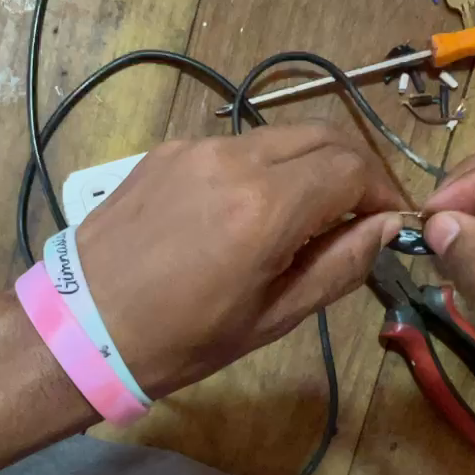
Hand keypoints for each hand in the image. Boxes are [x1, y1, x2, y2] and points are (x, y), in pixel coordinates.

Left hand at [73, 126, 404, 395]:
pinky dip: (259, 169)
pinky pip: (232, 147)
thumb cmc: (181, 340)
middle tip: (357, 213)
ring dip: (306, 167)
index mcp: (266, 206)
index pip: (352, 168)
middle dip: (353, 169)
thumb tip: (385, 227)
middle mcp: (233, 158)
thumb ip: (338, 266)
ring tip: (301, 218)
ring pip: (277, 137)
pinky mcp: (165, 151)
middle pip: (323, 134)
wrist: (83, 327)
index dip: (384, 191)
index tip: (390, 222)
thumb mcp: (270, 318)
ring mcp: (194, 148)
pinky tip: (245, 211)